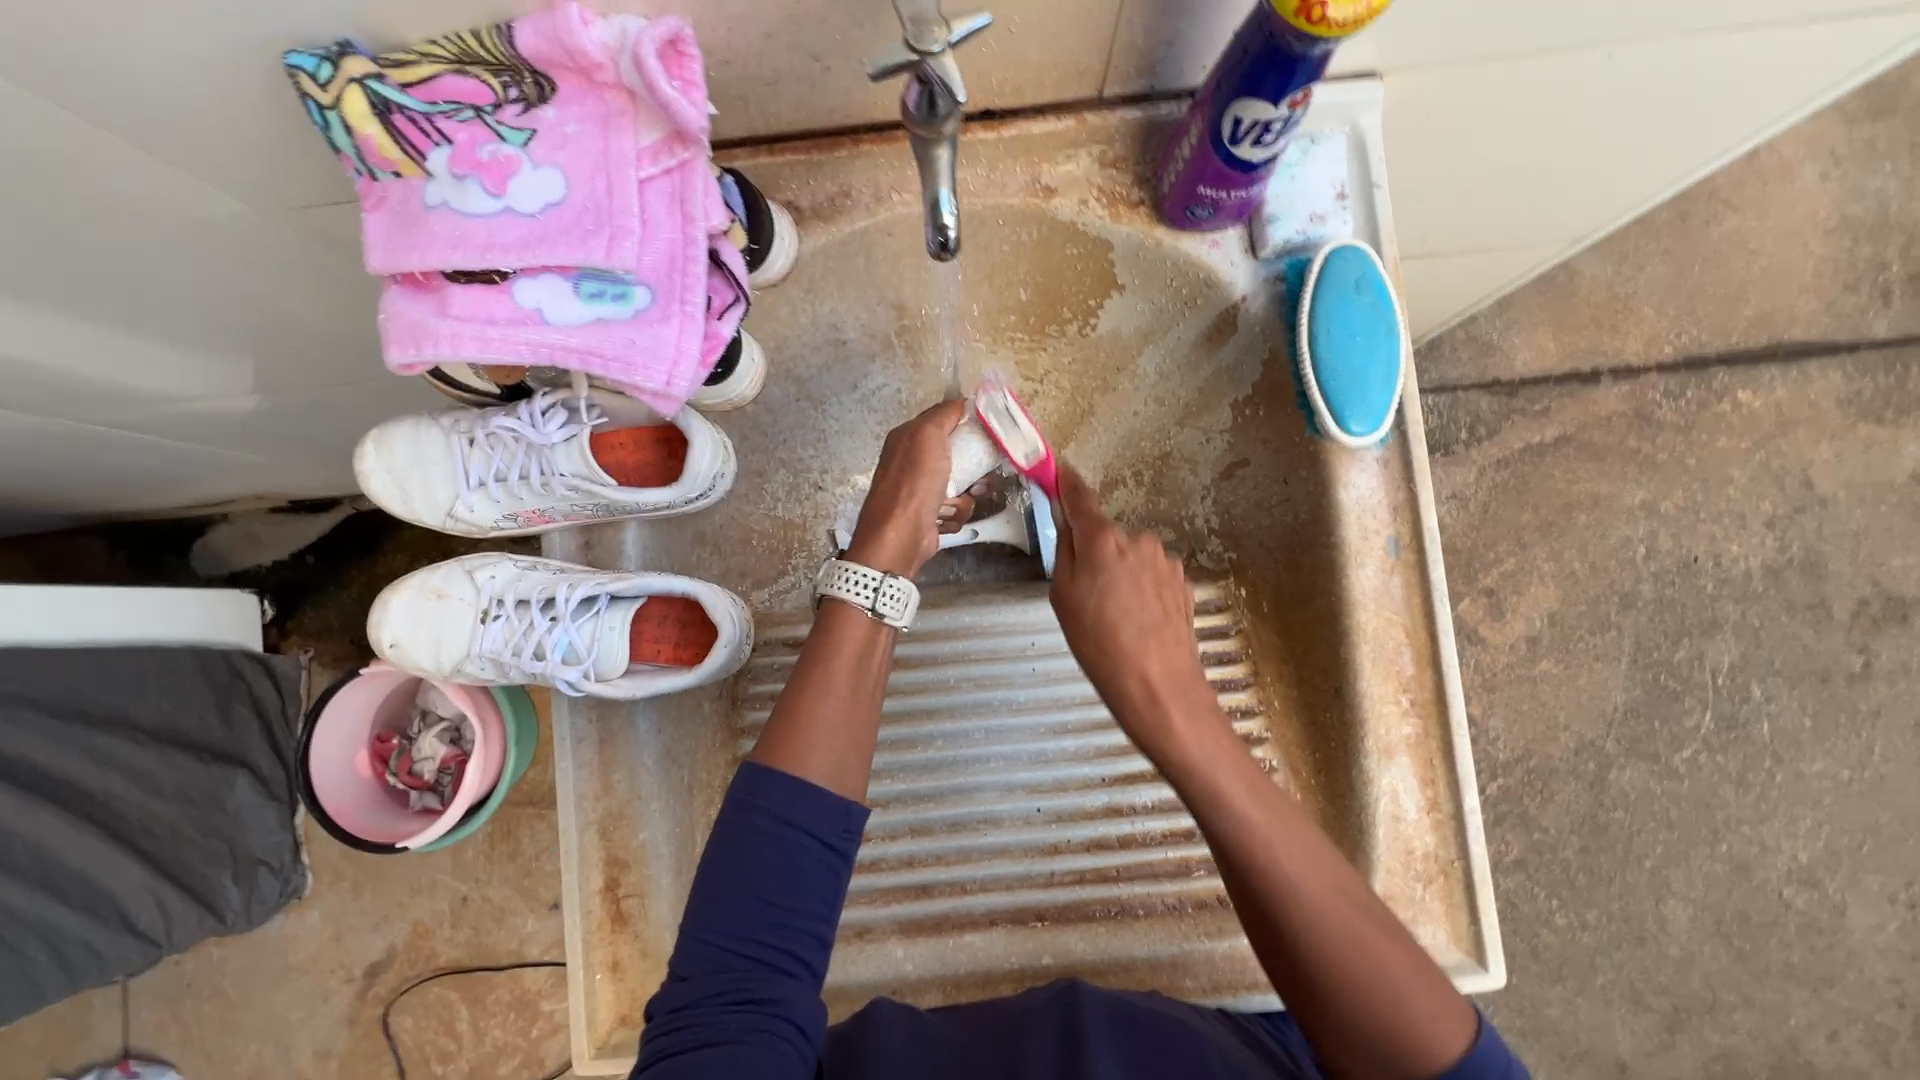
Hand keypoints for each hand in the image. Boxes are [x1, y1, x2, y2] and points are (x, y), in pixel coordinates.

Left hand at [847, 398, 976, 578]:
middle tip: (978, 475)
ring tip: (953, 503)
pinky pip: (957, 509)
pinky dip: (955, 515)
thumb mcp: (928, 436)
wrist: (901, 535)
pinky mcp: (930, 516)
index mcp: (908, 438)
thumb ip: (944, 414)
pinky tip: (943, 519)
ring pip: (962, 485)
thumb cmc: (914, 482)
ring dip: (963, 497)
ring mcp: (921, 491)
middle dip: (971, 468)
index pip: (943, 420)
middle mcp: (913, 462)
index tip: (987, 430)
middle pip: (957, 455)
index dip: (965, 422)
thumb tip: (962, 401)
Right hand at [1049, 464, 1215, 751]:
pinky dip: (1139, 590)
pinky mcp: (1182, 582)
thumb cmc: (1100, 644)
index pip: (1080, 496)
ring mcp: (1164, 560)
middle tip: (1085, 595)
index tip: (1058, 467)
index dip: (1066, 481)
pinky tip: (1136, 622)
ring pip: (1129, 557)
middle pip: (1106, 534)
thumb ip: (1064, 552)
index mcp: (1103, 538)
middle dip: (1094, 553)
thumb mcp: (1062, 597)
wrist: (1159, 685)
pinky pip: (1150, 576)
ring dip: (1119, 574)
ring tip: (1114, 617)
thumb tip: (1069, 526)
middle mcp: (1137, 539)